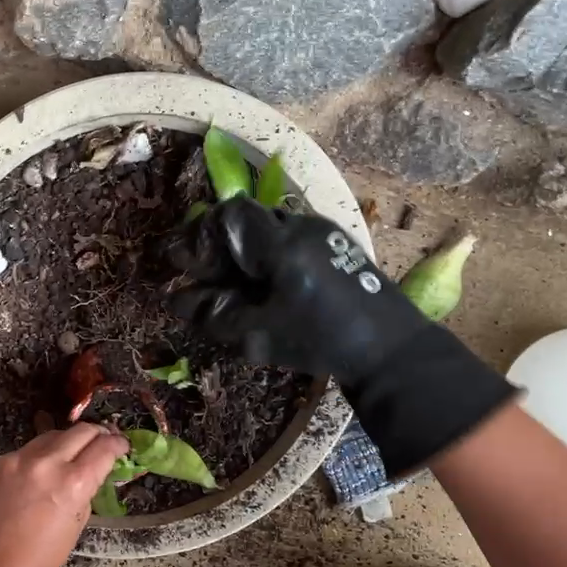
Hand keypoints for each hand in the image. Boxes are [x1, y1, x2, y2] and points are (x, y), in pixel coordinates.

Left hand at [0, 425, 128, 566]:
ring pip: (54, 434)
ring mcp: (21, 459)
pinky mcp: (2, 461)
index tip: (121, 445)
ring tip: (73, 454)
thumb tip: (92, 469)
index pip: (104, 448)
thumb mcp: (79, 522)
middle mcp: (47, 463)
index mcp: (73, 483)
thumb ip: (87, 488)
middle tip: (102, 442)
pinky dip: (43, 454)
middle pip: (81, 431)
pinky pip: (30, 448)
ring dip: (69, 441)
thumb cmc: (43, 553)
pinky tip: (44, 469)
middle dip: (97, 435)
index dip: (117, 444)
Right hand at [165, 198, 426, 385]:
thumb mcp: (256, 336)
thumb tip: (175, 300)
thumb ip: (213, 315)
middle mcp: (303, 227)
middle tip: (197, 273)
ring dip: (242, 251)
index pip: (230, 216)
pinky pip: (289, 242)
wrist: (391, 350)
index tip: (180, 261)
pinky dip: (265, 258)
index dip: (199, 235)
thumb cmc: (319, 342)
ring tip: (226, 284)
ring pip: (269, 230)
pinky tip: (260, 287)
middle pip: (249, 218)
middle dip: (218, 243)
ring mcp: (324, 235)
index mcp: (282, 244)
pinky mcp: (336, 249)